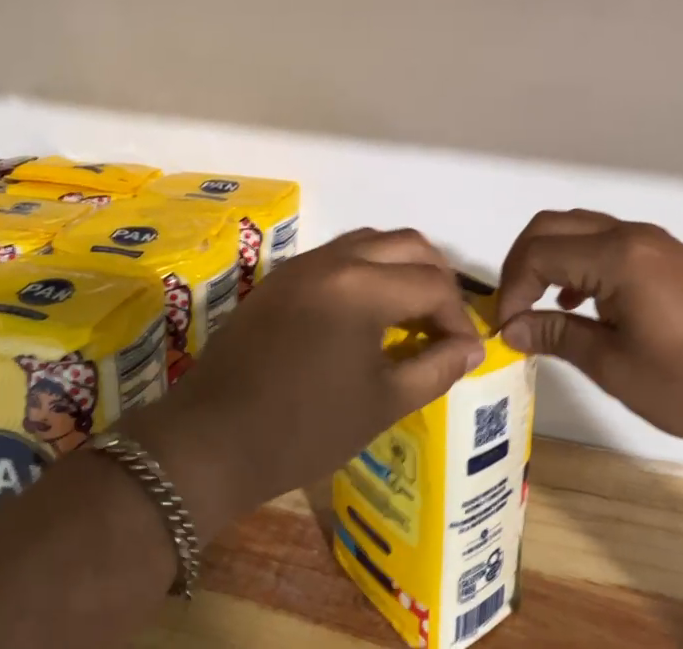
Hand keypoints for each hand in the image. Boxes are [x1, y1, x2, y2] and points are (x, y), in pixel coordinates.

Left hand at [126, 229, 484, 532]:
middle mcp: (334, 259)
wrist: (211, 440)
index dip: (459, 318)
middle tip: (443, 324)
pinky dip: (366, 272)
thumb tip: (471, 347)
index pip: (434, 284)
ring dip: (400, 268)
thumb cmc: (304, 429)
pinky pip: (337, 257)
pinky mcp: (279, 280)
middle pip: (407, 245)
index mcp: (362, 286)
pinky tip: (366, 316)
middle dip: (436, 279)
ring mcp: (301, 265)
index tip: (464, 352)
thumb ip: (436, 367)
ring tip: (410, 316)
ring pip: (370, 242)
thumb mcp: (383, 404)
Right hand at [495, 210, 682, 454]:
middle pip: (553, 226)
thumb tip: (512, 328)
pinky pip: (607, 243)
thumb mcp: (615, 366)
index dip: (512, 289)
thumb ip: (557, 336)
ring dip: (550, 259)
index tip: (506, 330)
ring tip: (540, 307)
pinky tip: (581, 304)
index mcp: (617, 256)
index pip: (538, 253)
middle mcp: (633, 235)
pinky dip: (580, 262)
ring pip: (580, 229)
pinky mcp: (669, 259)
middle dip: (522, 264)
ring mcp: (655, 243)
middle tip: (514, 311)